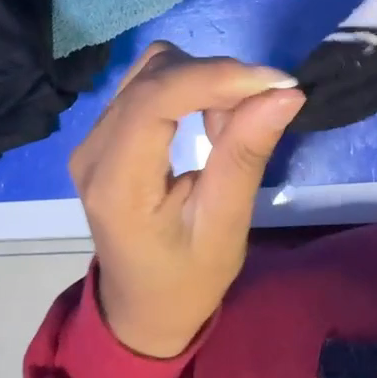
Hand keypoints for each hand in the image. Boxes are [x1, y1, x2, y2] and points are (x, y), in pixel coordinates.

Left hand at [69, 43, 304, 358]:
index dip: (217, 77)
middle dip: (216, 79)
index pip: (156, 98)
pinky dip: (187, 86)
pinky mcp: (103, 131)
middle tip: (261, 110)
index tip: (277, 83)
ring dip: (202, 80)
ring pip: (150, 69)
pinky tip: (209, 119)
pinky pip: (147, 84)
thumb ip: (245, 155)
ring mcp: (92, 137)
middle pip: (154, 75)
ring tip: (232, 123)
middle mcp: (93, 150)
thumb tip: (284, 95)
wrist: (141, 307)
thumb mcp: (225, 227)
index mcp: (117, 183)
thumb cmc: (186, 279)